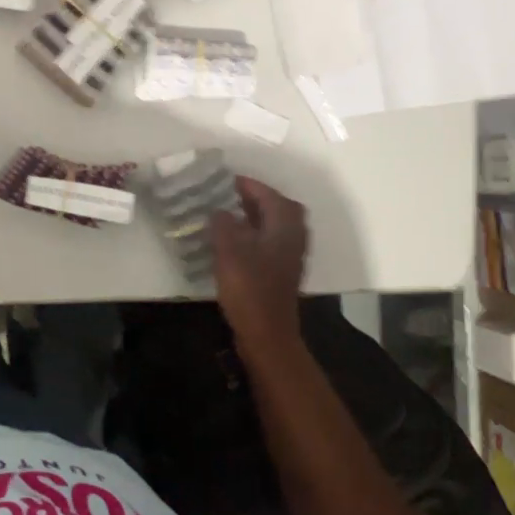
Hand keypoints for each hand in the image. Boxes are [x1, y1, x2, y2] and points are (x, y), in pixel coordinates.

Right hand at [209, 176, 308, 348]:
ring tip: (230, 216)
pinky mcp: (282, 272)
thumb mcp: (229, 252)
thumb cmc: (249, 290)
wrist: (267, 334)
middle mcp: (294, 237)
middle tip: (231, 197)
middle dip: (257, 199)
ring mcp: (291, 256)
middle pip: (280, 208)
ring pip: (276, 226)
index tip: (226, 180)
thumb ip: (224, 225)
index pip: (269, 195)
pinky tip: (236, 243)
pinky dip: (256, 235)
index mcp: (284, 226)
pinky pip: (272, 242)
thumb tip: (220, 210)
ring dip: (257, 217)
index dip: (248, 185)